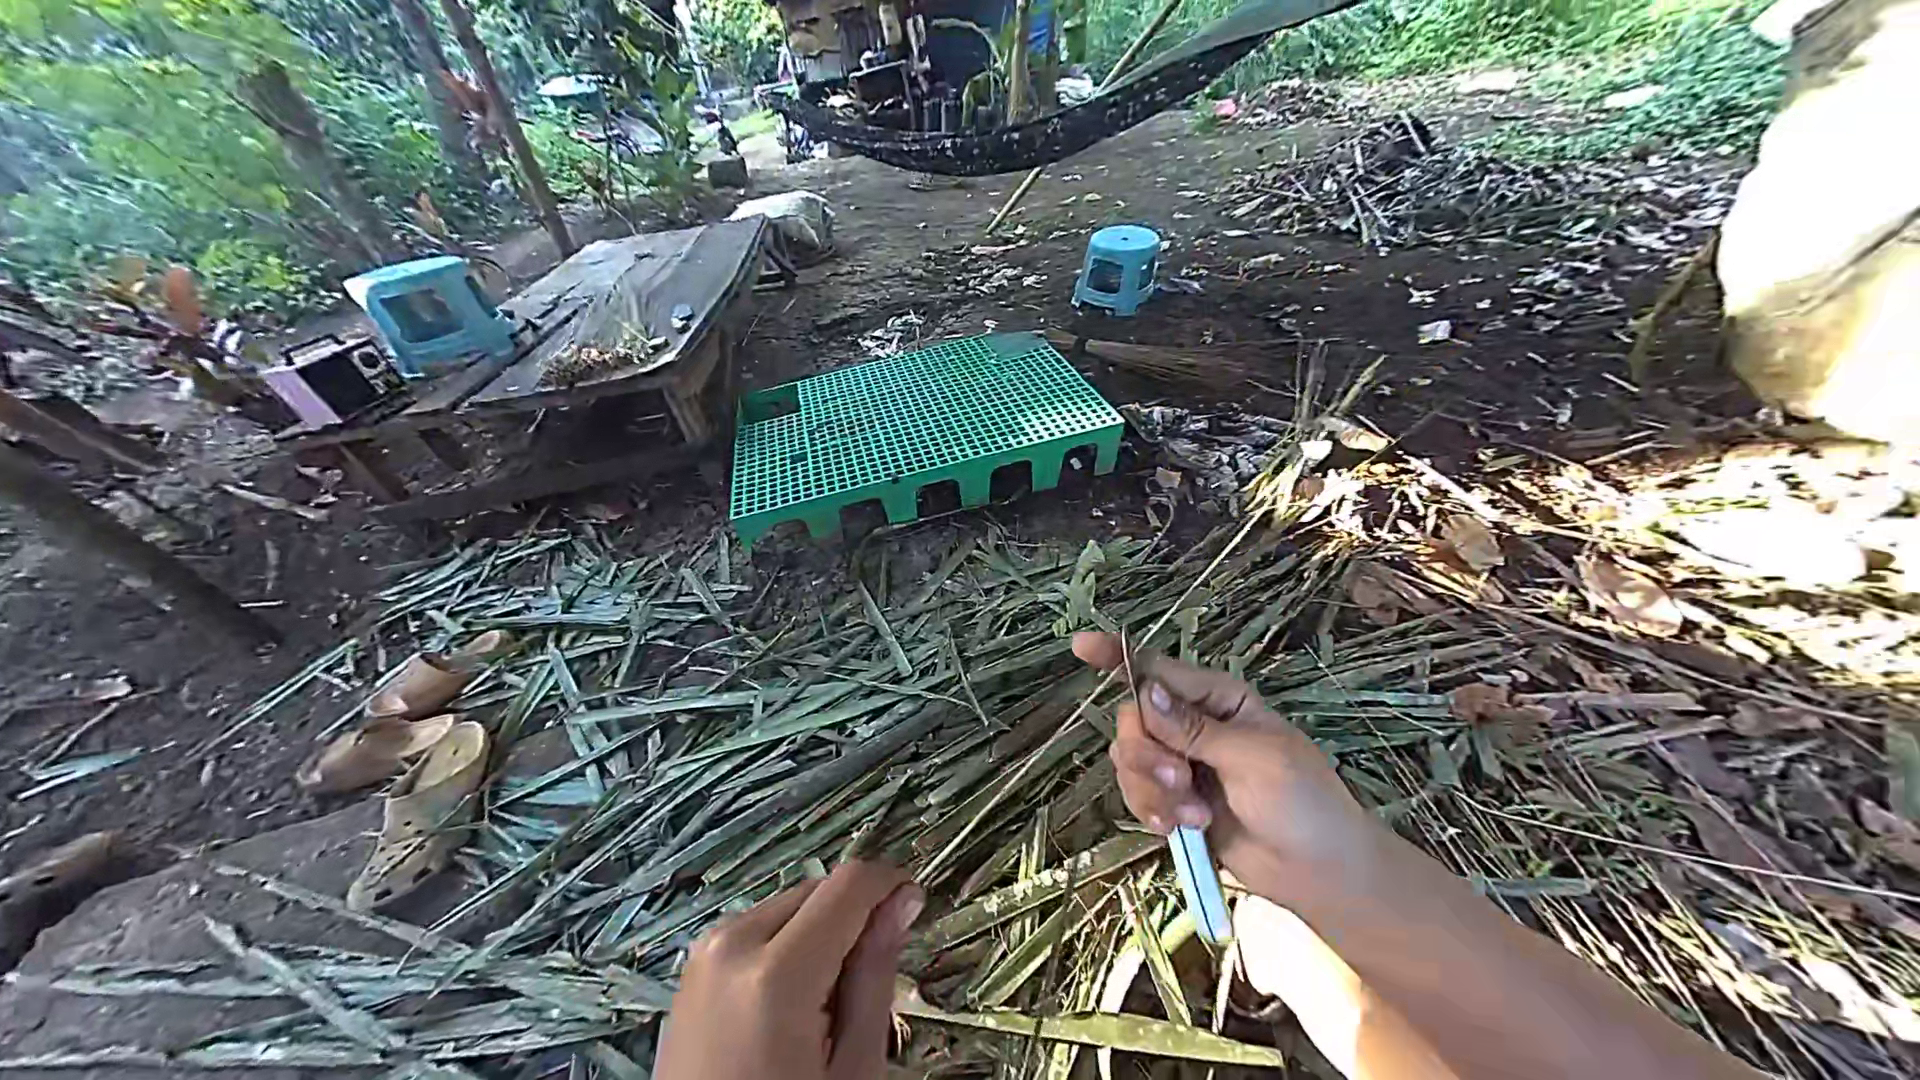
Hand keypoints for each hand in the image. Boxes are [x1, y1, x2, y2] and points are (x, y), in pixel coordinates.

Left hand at [655, 860, 923, 1079]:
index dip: (889, 884)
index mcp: (775, 974)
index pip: (849, 884)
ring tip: (824, 1003)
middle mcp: (733, 944)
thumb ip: (876, 974)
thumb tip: (902, 900)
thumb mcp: (851, 1070)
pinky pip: (762, 926)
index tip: (912, 906)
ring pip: (793, 903)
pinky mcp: (695, 966)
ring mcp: (707, 952)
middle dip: (854, 917)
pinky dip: (790, 944)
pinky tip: (791, 1003)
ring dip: (822, 930)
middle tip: (863, 987)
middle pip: (820, 890)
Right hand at [1072, 632, 1385, 901]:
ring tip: (1194, 814)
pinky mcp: (1169, 798)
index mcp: (1214, 698)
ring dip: (1153, 789)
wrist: (1318, 873)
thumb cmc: (1303, 801)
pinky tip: (1182, 828)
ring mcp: (1176, 762)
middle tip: (1180, 778)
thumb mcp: (1255, 757)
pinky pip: (1134, 792)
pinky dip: (1152, 811)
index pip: (1155, 668)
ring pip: (1128, 759)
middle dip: (1147, 753)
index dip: (1115, 655)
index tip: (1080, 646)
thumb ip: (1194, 728)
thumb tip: (1145, 691)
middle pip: (1132, 719)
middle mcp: (1188, 723)